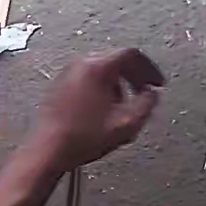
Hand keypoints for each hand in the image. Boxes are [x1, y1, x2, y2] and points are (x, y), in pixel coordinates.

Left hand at [27, 50, 164, 171]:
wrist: (49, 150)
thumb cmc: (82, 138)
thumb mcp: (127, 124)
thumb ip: (147, 104)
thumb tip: (152, 95)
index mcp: (97, 68)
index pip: (131, 55)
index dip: (150, 69)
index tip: (156, 82)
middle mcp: (80, 66)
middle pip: (115, 61)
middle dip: (134, 77)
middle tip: (145, 92)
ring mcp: (67, 75)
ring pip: (101, 71)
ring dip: (118, 85)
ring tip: (125, 106)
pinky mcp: (59, 87)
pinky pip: (87, 80)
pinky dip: (101, 89)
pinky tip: (104, 111)